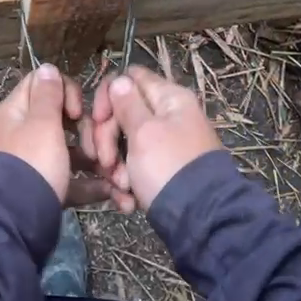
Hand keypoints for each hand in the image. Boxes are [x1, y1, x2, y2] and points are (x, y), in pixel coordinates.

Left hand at [0, 63, 117, 207]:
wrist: (16, 225)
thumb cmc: (32, 164)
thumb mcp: (42, 124)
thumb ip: (49, 95)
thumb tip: (46, 66)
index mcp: (18, 111)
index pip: (43, 84)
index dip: (66, 91)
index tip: (78, 112)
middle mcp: (25, 133)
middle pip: (64, 119)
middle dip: (90, 132)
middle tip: (99, 149)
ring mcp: (37, 163)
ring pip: (73, 152)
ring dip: (98, 162)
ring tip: (119, 177)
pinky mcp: (48, 189)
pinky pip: (73, 180)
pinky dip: (92, 185)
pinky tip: (115, 195)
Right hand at [82, 66, 221, 211]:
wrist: (202, 224)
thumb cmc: (168, 169)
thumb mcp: (144, 132)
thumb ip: (127, 104)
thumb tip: (120, 79)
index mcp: (169, 98)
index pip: (130, 77)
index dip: (108, 94)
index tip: (98, 119)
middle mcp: (169, 116)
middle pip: (123, 111)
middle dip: (107, 137)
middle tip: (105, 161)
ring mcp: (166, 145)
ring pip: (125, 142)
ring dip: (115, 164)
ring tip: (119, 186)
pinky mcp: (162, 171)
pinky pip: (136, 166)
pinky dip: (128, 181)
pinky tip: (126, 199)